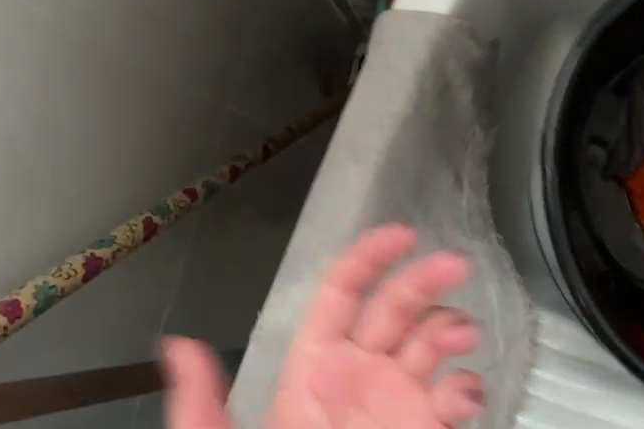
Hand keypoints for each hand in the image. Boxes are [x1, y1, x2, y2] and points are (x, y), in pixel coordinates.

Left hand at [161, 224, 485, 428]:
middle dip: (426, 278)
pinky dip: (467, 389)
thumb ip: (200, 407)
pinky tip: (460, 398)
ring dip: (451, 327)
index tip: (404, 236)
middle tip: (454, 265)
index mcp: (314, 371)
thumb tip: (176, 345)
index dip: (371, 259)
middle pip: (397, 307)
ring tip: (461, 336)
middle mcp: (360, 378)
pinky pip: (454, 399)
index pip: (343, 297)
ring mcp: (397, 405)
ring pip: (433, 344)